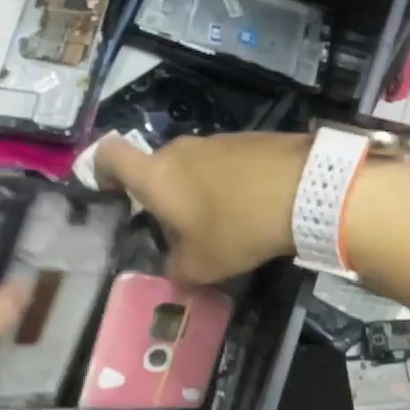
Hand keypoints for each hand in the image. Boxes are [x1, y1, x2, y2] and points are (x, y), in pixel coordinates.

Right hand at [96, 133, 308, 283]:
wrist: (307, 188)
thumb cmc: (237, 227)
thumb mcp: (202, 266)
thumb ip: (177, 270)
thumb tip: (174, 270)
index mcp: (155, 176)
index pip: (109, 154)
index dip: (101, 171)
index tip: (112, 194)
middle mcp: (178, 151)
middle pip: (155, 169)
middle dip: (161, 199)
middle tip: (179, 232)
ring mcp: (215, 141)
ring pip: (190, 168)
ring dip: (196, 193)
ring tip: (222, 226)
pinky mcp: (248, 140)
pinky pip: (222, 165)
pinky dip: (227, 185)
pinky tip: (250, 210)